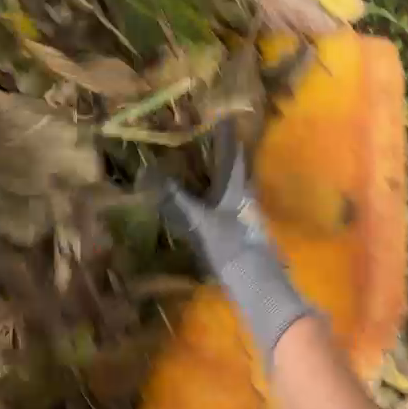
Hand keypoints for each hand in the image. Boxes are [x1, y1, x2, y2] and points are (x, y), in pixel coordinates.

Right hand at [160, 121, 316, 358]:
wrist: (260, 289)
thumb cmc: (233, 248)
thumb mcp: (200, 221)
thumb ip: (176, 199)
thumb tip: (147, 174)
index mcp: (240, 192)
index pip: (233, 159)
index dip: (227, 139)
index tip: (221, 119)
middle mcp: (247, 202)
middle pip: (236, 175)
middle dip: (222, 159)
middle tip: (204, 144)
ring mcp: (247, 222)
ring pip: (232, 193)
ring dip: (219, 181)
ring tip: (198, 171)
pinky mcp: (242, 239)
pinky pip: (226, 210)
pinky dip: (215, 202)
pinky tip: (202, 208)